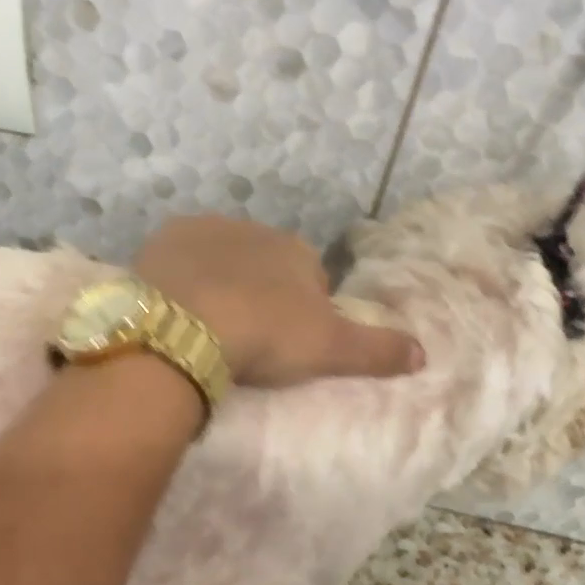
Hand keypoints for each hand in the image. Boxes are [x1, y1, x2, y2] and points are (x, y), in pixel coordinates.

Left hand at [132, 215, 423, 386]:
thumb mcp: (329, 349)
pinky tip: (172, 313)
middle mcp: (253, 230)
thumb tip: (425, 354)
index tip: (283, 345)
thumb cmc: (264, 335)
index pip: (309, 278)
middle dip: (255, 294)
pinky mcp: (160, 242)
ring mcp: (202, 232)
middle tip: (242, 341)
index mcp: (298, 251)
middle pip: (260, 266)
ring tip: (204, 330)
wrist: (187, 326)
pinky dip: (177, 283)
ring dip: (215, 285)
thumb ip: (376, 349)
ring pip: (217, 260)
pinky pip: (175, 263)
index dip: (299, 312)